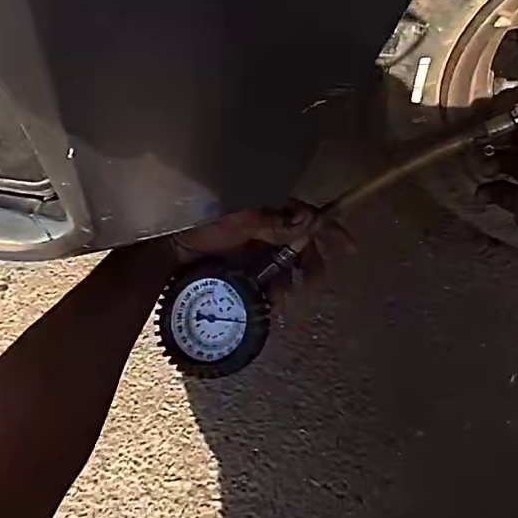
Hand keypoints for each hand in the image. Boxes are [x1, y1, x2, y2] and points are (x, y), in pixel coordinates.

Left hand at [168, 201, 350, 308]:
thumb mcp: (238, 223)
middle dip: (312, 266)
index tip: (348, 247)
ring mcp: (256, 251)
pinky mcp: (247, 271)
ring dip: (292, 284)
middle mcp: (265, 230)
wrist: (169, 256)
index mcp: (266, 212)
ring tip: (285, 300)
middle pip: (302, 246)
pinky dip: (276, 293)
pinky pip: (270, 282)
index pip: (305, 217)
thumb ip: (272, 223)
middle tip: (315, 285)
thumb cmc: (200, 230)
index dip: (329, 230)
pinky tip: (273, 305)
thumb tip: (308, 221)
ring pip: (287, 268)